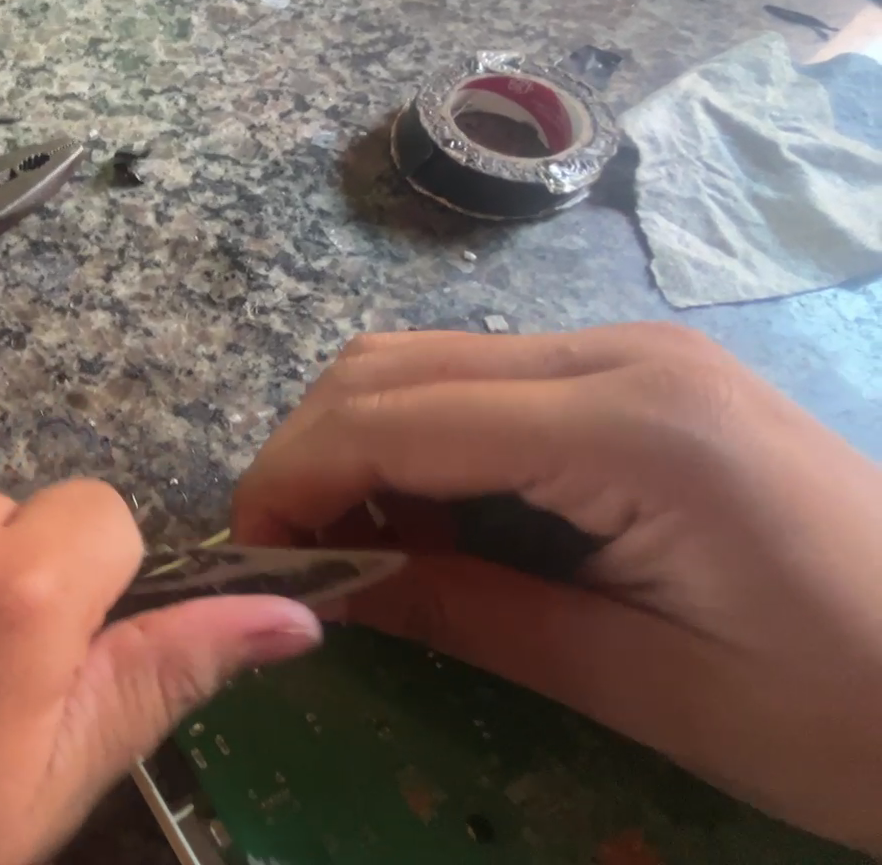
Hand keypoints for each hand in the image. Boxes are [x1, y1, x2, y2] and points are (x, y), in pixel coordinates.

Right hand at [230, 324, 881, 851]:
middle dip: (302, 455)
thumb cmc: (879, 719)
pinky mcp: (619, 372)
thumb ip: (463, 615)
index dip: (292, 480)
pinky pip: (457, 381)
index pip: (389, 420)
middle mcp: (610, 353)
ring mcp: (616, 351)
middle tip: (287, 545)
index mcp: (631, 426)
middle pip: (378, 369)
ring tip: (351, 536)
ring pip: (406, 362)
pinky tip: (423, 513)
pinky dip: (400, 439)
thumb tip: (319, 590)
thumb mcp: (651, 690)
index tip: (252, 552)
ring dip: (344, 443)